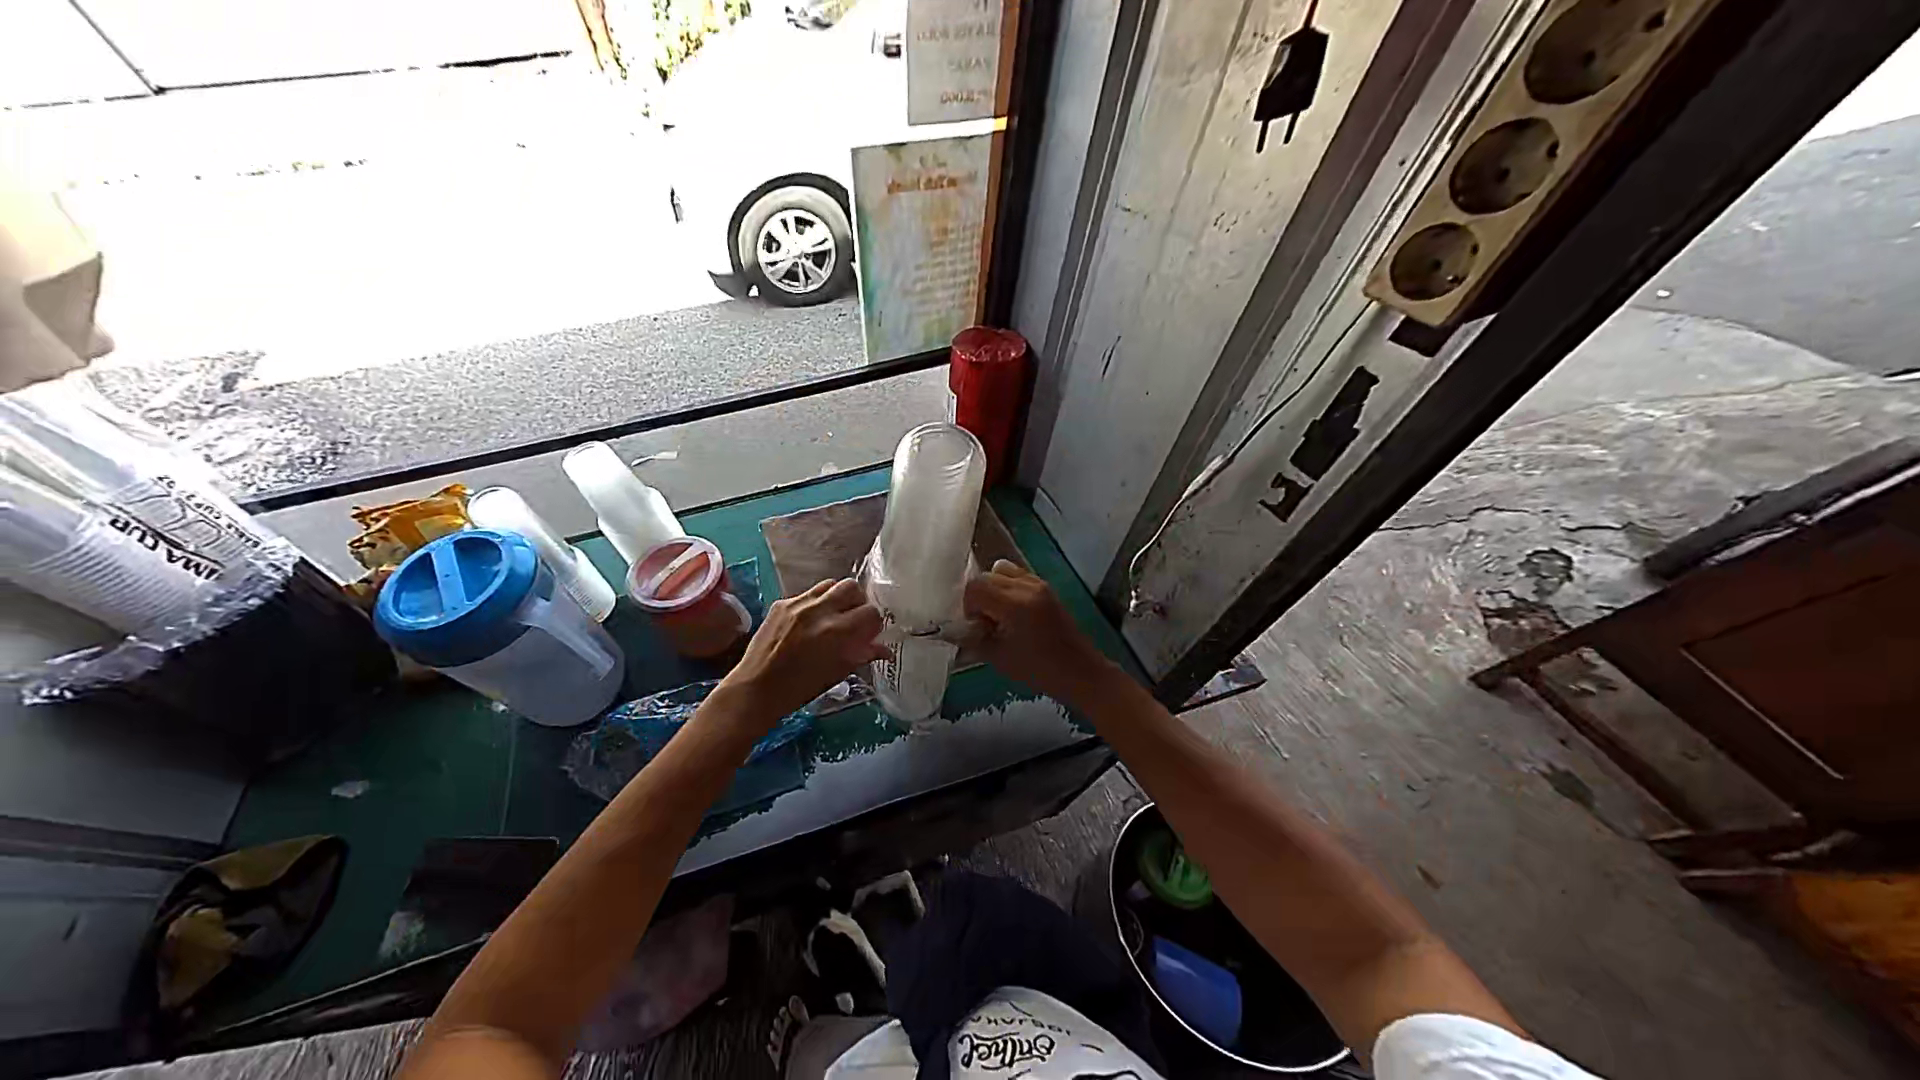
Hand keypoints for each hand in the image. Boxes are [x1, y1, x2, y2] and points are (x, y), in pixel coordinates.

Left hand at [721, 578, 887, 721]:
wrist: (756, 689)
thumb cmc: (799, 689)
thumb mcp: (836, 673)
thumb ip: (861, 655)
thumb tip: (884, 650)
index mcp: (836, 631)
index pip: (871, 613)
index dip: (874, 624)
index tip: (869, 635)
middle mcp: (819, 610)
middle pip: (852, 587)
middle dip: (858, 602)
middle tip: (854, 620)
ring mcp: (797, 603)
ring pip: (830, 584)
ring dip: (837, 598)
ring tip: (833, 616)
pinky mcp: (781, 603)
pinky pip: (808, 593)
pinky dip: (816, 603)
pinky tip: (810, 621)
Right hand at [963, 560, 1112, 703]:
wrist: (1079, 671)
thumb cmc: (1038, 670)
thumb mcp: (998, 658)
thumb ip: (972, 639)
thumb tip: (952, 629)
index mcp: (1014, 603)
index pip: (975, 587)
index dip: (968, 606)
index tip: (976, 627)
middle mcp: (1027, 586)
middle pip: (986, 576)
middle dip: (979, 597)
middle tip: (985, 623)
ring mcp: (1039, 584)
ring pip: (1002, 571)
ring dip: (993, 589)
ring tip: (998, 615)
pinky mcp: (1046, 588)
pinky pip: (1018, 575)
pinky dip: (1008, 587)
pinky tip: (1013, 612)